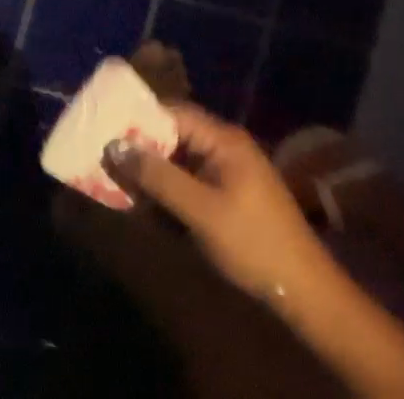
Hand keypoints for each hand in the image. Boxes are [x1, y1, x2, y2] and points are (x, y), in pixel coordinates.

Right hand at [104, 103, 319, 298]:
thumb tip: (114, 145)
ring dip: (149, 168)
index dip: (137, 118)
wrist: (303, 290)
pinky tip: (141, 199)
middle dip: (139, 145)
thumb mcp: (200, 210)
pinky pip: (187, 179)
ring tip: (112, 175)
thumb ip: (157, 176)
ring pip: (177, 159)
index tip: (102, 127)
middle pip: (173, 134)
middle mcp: (225, 147)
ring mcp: (227, 171)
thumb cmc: (252, 243)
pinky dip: (164, 186)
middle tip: (101, 154)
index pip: (173, 113)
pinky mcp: (226, 195)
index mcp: (224, 140)